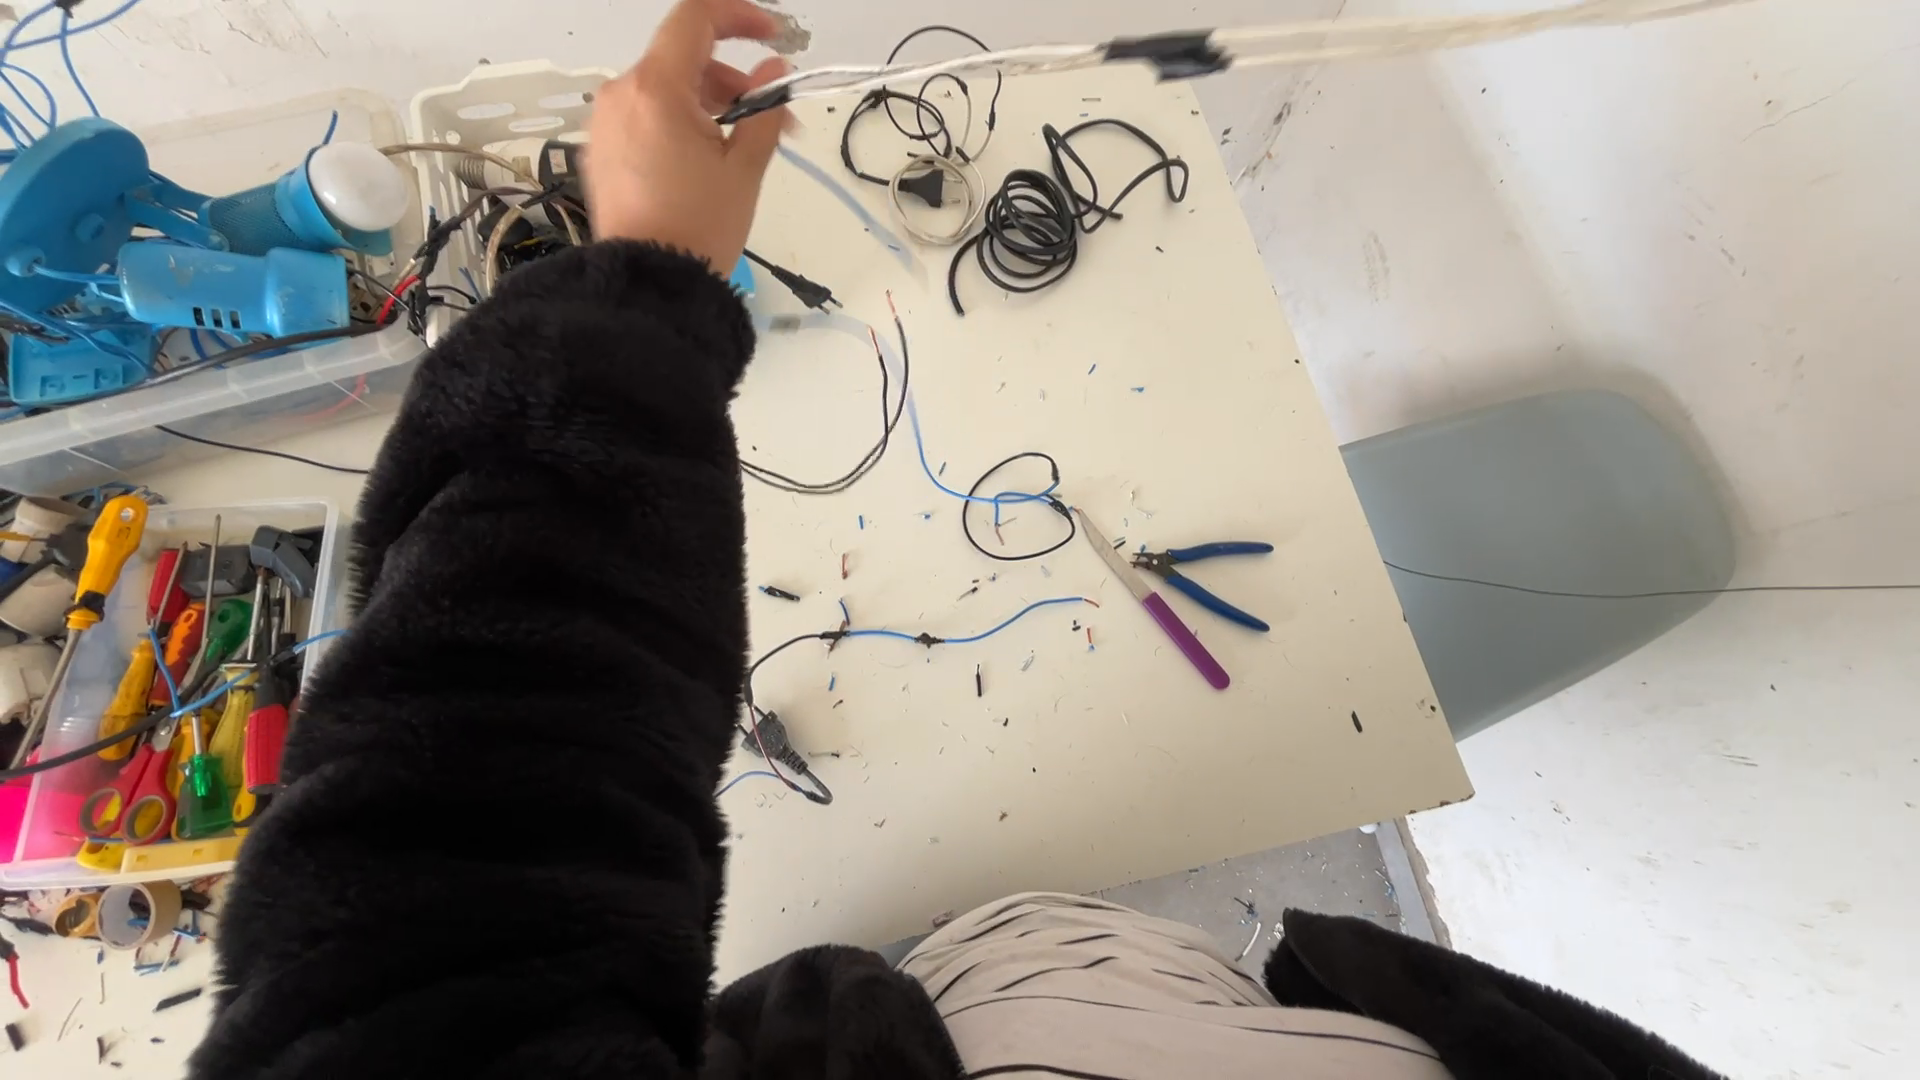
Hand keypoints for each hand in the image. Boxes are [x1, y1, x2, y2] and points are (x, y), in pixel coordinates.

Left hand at [586, 0, 789, 270]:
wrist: (651, 281)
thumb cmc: (700, 226)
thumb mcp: (744, 169)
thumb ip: (763, 112)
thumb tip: (775, 74)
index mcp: (656, 88)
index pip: (696, 20)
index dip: (739, 17)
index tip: (773, 34)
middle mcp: (621, 94)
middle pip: (682, 61)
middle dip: (731, 82)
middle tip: (771, 119)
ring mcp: (605, 124)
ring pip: (664, 93)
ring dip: (707, 107)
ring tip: (739, 150)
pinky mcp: (601, 152)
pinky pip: (645, 121)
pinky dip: (678, 127)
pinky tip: (703, 163)